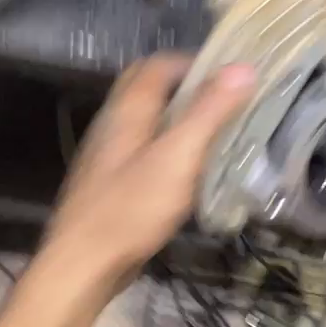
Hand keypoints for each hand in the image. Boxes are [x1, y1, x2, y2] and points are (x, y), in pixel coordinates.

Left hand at [40, 53, 254, 285]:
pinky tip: (188, 171)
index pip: (158, 65)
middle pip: (147, 88)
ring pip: (146, 120)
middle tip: (223, 101)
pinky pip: (144, 149)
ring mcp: (109, 155)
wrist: (83, 264)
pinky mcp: (111, 183)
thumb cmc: (131, 210)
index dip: (194, 62)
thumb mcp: (178, 157)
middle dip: (185, 86)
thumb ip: (209, 112)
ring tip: (215, 132)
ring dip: (178, 117)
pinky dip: (169, 147)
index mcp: (127, 110)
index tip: (230, 77)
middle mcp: (113, 124)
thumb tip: (243, 68)